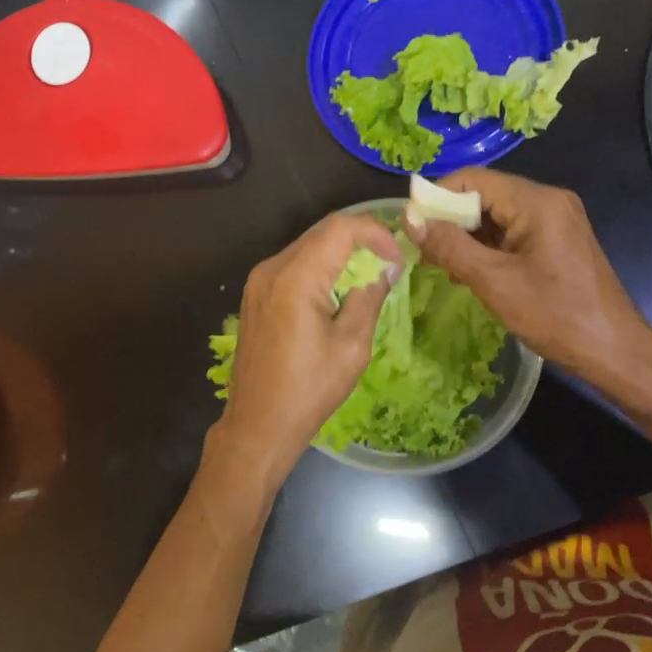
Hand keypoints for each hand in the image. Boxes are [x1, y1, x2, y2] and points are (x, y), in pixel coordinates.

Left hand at [209, 212, 402, 492]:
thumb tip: (384, 269)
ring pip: (306, 248)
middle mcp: (271, 270)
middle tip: (388, 266)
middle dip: (359, 242)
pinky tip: (337, 294)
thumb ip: (368, 298)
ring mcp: (258, 282)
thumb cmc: (308, 390)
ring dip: (340, 256)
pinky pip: (292, 267)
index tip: (396, 259)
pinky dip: (319, 270)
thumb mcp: (351, 346)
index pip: (339, 229)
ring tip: (368, 280)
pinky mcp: (255, 296)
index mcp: (295, 278)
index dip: (375, 234)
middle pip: (321, 234)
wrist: (257, 423)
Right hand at [404, 169, 651, 389]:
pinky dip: (485, 248)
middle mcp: (548, 201)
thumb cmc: (555, 316)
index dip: (436, 198)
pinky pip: (510, 232)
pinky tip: (467, 272)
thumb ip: (449, 246)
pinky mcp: (556, 241)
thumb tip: (409, 218)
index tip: (410, 228)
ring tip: (441, 266)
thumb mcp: (494, 281)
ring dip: (464, 237)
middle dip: (449, 220)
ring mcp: (555, 221)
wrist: (613, 351)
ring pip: (494, 216)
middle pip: (483, 195)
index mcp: (537, 202)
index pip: (473, 180)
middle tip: (422, 252)